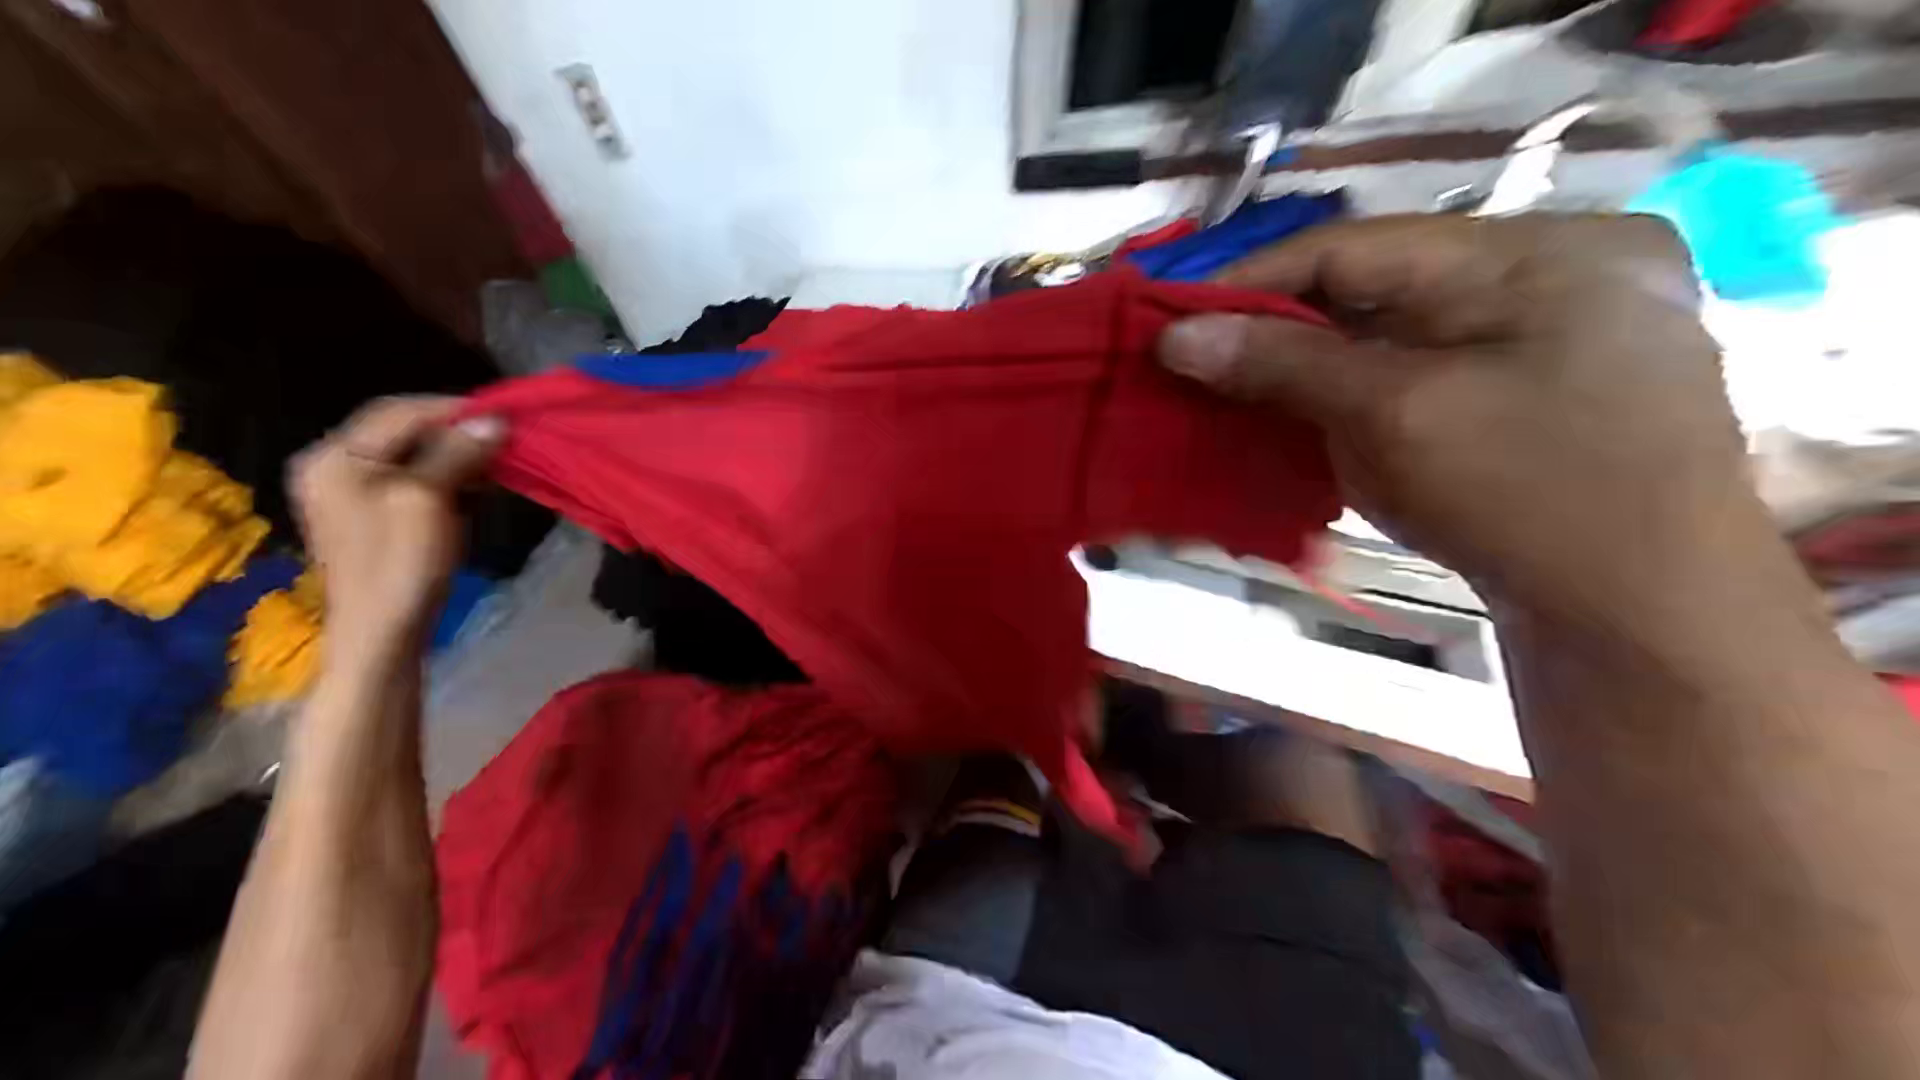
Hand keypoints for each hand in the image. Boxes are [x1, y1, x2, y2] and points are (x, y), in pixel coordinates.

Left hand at [289, 397, 503, 663]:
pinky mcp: (368, 514)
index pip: (399, 412)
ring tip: (496, 465)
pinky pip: (411, 478)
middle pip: (402, 430)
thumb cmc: (401, 563)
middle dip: (456, 432)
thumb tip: (492, 420)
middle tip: (505, 442)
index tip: (505, 417)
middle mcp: (332, 466)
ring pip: (411, 454)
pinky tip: (473, 488)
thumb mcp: (427, 499)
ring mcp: (347, 492)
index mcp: (334, 458)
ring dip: (456, 454)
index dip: (454, 409)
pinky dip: (446, 476)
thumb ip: (455, 453)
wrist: (382, 631)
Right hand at [1158, 213, 1756, 621]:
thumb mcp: (1393, 416)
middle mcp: (1540, 277)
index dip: (1253, 280)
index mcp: (1533, 252)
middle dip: (1274, 327)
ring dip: (1301, 364)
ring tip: (1228, 386)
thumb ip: (1281, 363)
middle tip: (1194, 358)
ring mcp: (1535, 338)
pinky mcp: (1516, 394)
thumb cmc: (1525, 495)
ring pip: (1381, 335)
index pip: (1356, 245)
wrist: (1638, 617)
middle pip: (1368, 287)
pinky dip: (1339, 394)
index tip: (1173, 318)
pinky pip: (1403, 375)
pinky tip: (1292, 412)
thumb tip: (1176, 336)